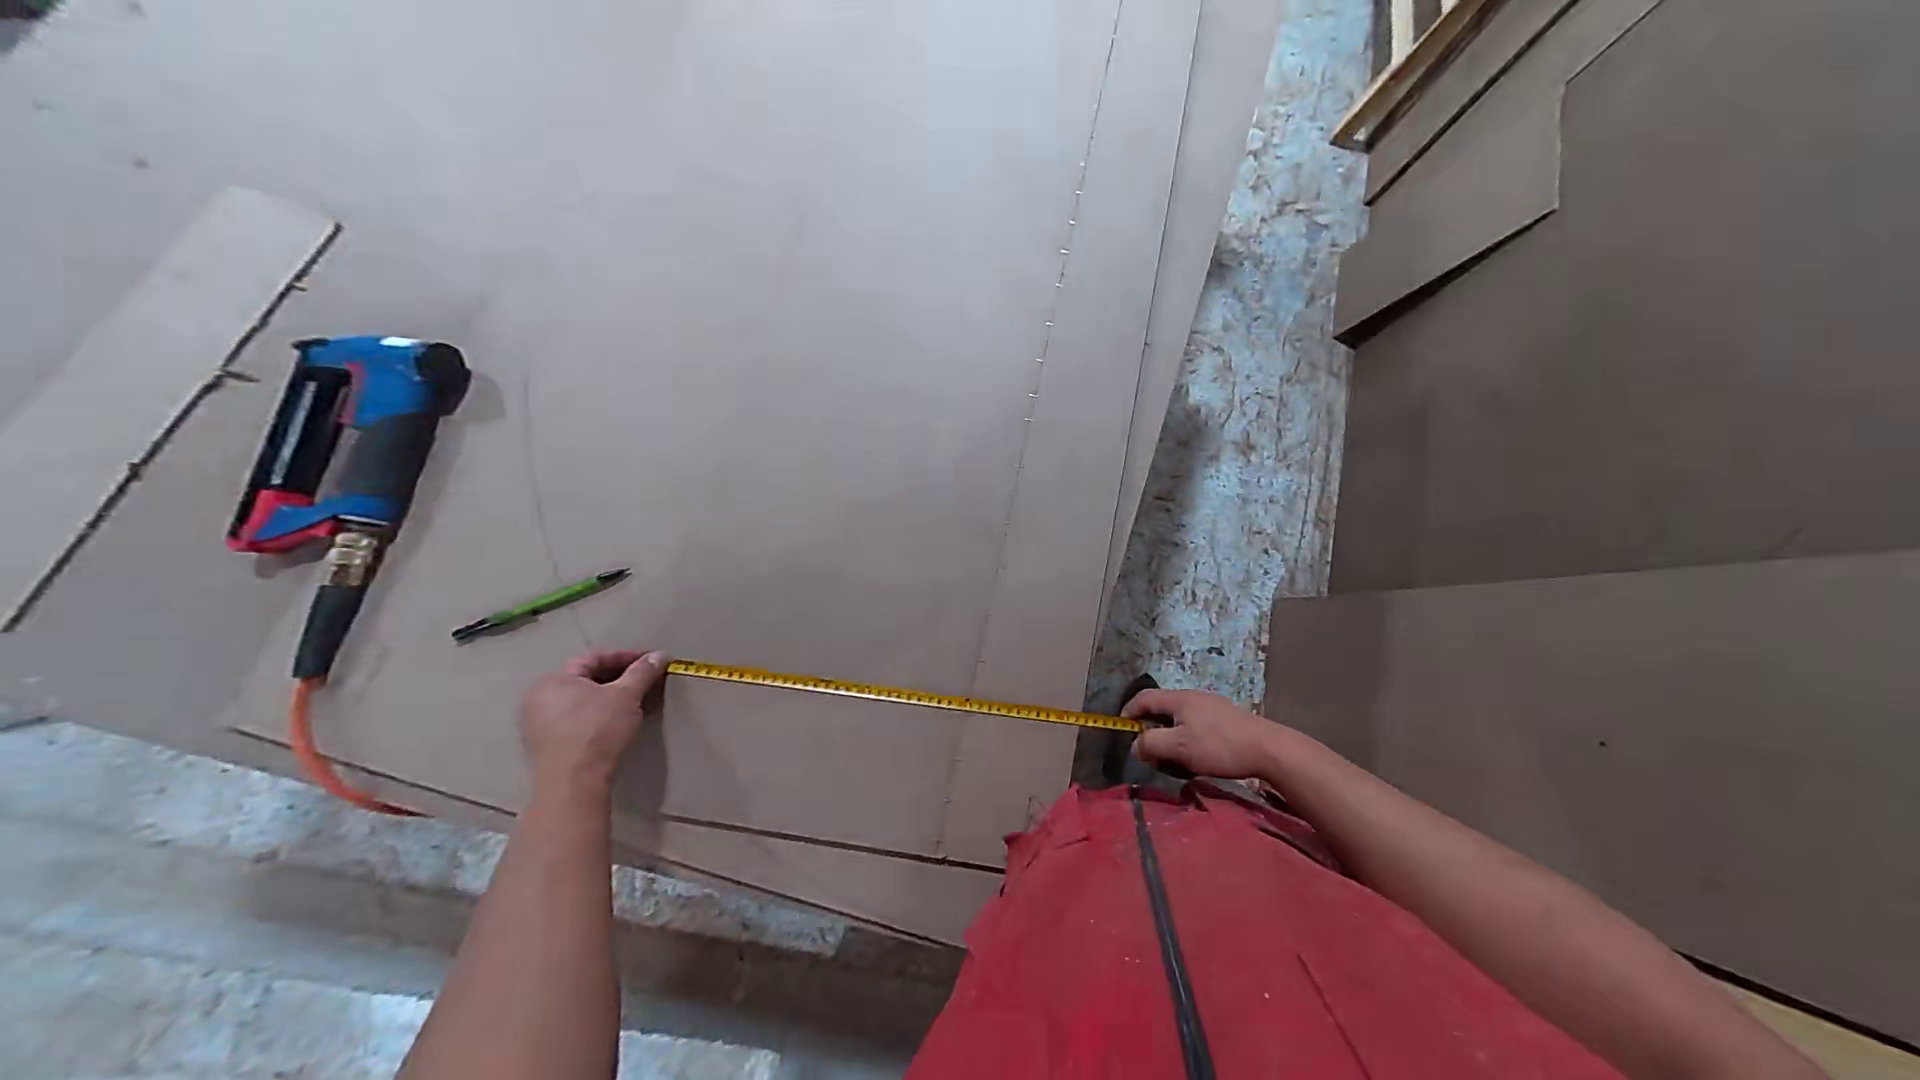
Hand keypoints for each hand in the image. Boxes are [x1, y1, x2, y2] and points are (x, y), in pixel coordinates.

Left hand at [520, 650, 668, 792]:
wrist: (574, 782)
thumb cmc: (598, 730)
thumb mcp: (627, 695)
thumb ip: (643, 672)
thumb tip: (660, 655)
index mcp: (554, 680)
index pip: (594, 659)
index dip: (626, 657)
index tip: (650, 662)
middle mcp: (539, 698)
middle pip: (586, 679)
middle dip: (619, 678)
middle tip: (645, 680)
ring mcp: (538, 724)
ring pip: (581, 701)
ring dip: (609, 697)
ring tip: (635, 701)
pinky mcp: (545, 746)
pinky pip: (575, 719)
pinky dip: (598, 715)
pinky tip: (617, 722)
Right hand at [1121, 688, 1284, 779]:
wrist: (1269, 750)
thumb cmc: (1219, 746)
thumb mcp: (1178, 748)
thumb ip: (1151, 744)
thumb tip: (1135, 745)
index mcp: (1179, 699)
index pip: (1144, 698)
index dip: (1128, 711)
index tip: (1121, 728)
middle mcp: (1194, 697)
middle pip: (1162, 708)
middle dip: (1151, 727)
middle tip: (1149, 749)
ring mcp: (1212, 706)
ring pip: (1180, 718)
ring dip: (1170, 735)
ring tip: (1173, 757)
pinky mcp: (1227, 720)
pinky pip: (1196, 725)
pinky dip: (1187, 738)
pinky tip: (1197, 756)